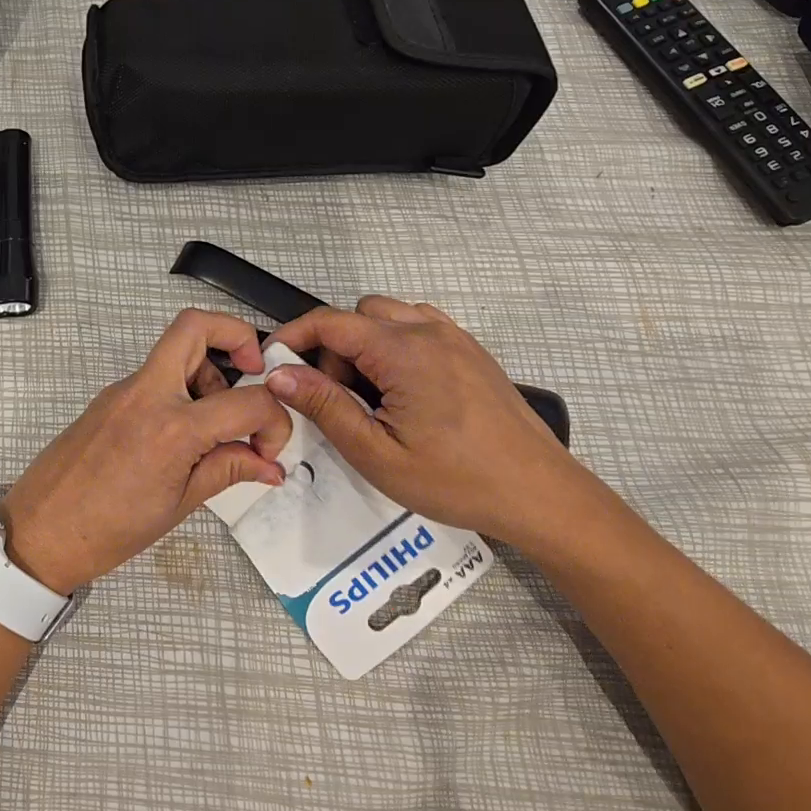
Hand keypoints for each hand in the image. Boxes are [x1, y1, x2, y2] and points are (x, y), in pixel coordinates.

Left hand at [2, 310, 292, 593]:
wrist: (39, 534)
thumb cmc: (102, 530)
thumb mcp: (179, 505)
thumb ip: (227, 471)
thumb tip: (266, 463)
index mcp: (170, 428)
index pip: (245, 400)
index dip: (273, 420)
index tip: (269, 444)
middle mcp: (144, 396)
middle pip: (194, 327)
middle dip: (235, 335)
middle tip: (253, 372)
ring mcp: (121, 393)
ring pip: (173, 350)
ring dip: (206, 369)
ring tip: (217, 424)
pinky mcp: (107, 400)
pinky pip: (153, 377)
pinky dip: (180, 390)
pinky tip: (187, 435)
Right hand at [262, 297, 597, 545]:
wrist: (539, 494)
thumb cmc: (455, 480)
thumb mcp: (375, 452)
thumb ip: (325, 406)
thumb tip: (279, 374)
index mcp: (404, 352)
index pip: (330, 323)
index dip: (292, 338)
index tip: (271, 365)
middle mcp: (431, 332)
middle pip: (358, 316)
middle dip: (333, 351)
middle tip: (336, 402)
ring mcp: (456, 339)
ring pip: (389, 319)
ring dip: (365, 348)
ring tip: (370, 400)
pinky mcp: (472, 353)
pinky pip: (419, 329)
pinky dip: (395, 348)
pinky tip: (400, 392)